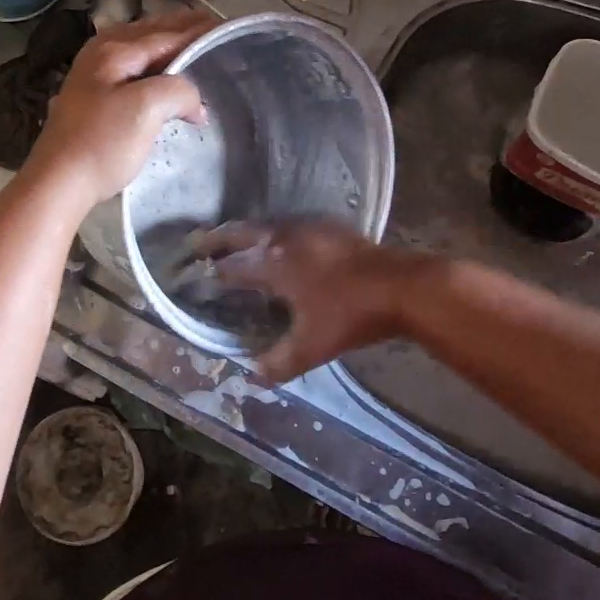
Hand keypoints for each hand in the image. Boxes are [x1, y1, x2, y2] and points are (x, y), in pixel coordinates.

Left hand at [23, 11, 215, 210]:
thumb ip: (178, 89)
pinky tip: (166, 80)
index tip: (228, 28)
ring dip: (169, 48)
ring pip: (141, 50)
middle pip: (151, 34)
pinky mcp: (93, 97)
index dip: (199, 30)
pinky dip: (155, 67)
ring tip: (198, 52)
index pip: (167, 32)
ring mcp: (94, 75)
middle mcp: (102, 53)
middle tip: (217, 34)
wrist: (58, 182)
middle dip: (184, 31)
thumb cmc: (102, 142)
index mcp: (114, 49)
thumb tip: (194, 102)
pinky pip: (133, 70)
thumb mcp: (147, 108)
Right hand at [212, 222, 422, 381]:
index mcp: (274, 264)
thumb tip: (254, 375)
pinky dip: (277, 232)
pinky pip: (292, 225)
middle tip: (200, 242)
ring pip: (268, 226)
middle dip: (220, 239)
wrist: (403, 286)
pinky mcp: (331, 226)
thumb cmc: (351, 315)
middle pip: (243, 233)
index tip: (197, 272)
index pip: (233, 266)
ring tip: (237, 242)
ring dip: (248, 233)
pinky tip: (284, 241)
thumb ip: (280, 361)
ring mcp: (309, 228)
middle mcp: (284, 238)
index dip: (214, 271)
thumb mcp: (312, 347)